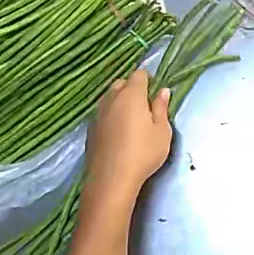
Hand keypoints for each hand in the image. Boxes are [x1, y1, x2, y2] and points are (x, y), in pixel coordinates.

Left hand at [84, 69, 171, 207]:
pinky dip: (111, 114)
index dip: (148, 78)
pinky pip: (102, 112)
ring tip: (131, 118)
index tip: (155, 91)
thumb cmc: (143, 153)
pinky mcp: (90, 128)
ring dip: (120, 101)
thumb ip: (161, 108)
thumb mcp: (162, 131)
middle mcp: (111, 99)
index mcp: (131, 95)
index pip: (139, 75)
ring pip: (109, 97)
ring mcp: (98, 113)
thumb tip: (163, 91)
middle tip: (145, 105)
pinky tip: (118, 131)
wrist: (111, 179)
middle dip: (132, 87)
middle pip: (121, 83)